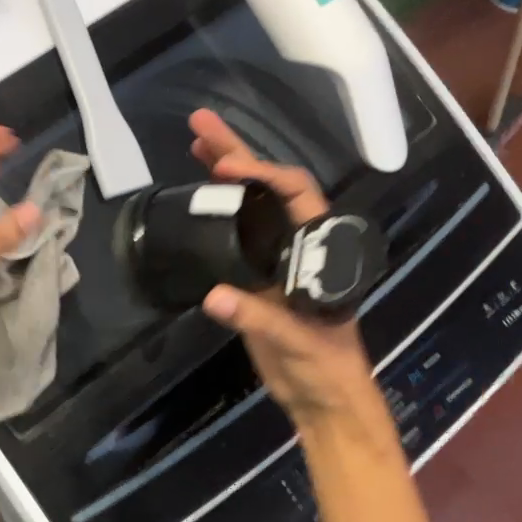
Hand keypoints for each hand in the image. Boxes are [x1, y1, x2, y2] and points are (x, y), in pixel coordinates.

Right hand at [188, 109, 379, 425]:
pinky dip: (214, 211)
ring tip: (194, 141)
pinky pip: (232, 234)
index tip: (226, 168)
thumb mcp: (298, 340)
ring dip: (224, 172)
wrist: (321, 399)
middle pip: (267, 187)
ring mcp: (274, 258)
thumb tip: (213, 296)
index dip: (261, 175)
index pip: (294, 194)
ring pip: (249, 205)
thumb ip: (258, 317)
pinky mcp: (253, 277)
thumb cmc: (327, 367)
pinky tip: (195, 195)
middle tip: (200, 123)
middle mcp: (298, 243)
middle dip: (236, 153)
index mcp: (320, 248)